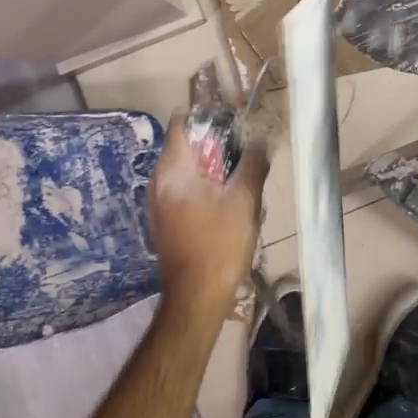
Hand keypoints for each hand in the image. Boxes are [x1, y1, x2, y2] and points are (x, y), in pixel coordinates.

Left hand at [148, 110, 268, 321]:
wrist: (196, 298)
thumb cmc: (219, 245)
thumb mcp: (244, 201)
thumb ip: (252, 165)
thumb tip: (259, 142)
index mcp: (173, 170)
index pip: (181, 123)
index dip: (207, 119)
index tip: (233, 128)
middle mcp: (158, 181)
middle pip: (186, 147)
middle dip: (217, 151)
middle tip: (244, 164)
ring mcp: (158, 202)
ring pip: (188, 172)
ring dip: (214, 175)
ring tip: (241, 192)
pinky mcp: (164, 220)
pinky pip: (184, 191)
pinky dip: (205, 192)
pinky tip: (228, 212)